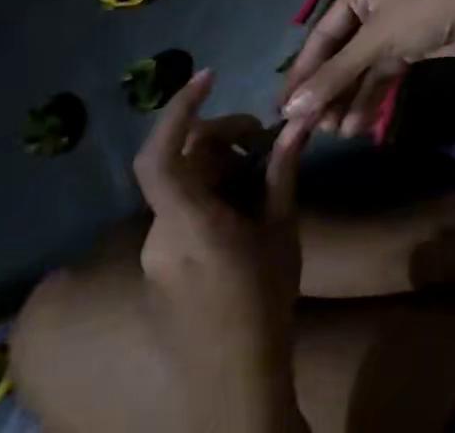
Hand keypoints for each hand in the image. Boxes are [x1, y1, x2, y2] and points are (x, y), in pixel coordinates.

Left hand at [134, 70, 309, 431]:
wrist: (233, 377)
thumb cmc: (263, 299)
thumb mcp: (281, 229)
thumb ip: (282, 172)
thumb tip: (299, 122)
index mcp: (189, 223)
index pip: (162, 156)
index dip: (178, 111)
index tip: (207, 78)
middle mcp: (161, 231)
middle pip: (178, 163)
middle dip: (218, 137)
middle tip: (262, 138)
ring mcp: (155, 249)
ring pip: (180, 186)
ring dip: (216, 165)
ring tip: (260, 171)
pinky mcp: (160, 262)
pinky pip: (180, 209)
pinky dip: (209, 190)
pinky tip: (243, 204)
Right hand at [281, 0, 454, 136]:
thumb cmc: (421, 14)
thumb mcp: (375, 42)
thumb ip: (335, 74)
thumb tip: (291, 109)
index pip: (322, 34)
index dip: (303, 71)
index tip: (283, 105)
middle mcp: (374, 4)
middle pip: (341, 52)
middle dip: (328, 89)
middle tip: (308, 126)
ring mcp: (394, 25)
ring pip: (363, 65)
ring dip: (348, 97)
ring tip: (332, 131)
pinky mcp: (411, 44)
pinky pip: (383, 71)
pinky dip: (371, 94)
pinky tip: (357, 123)